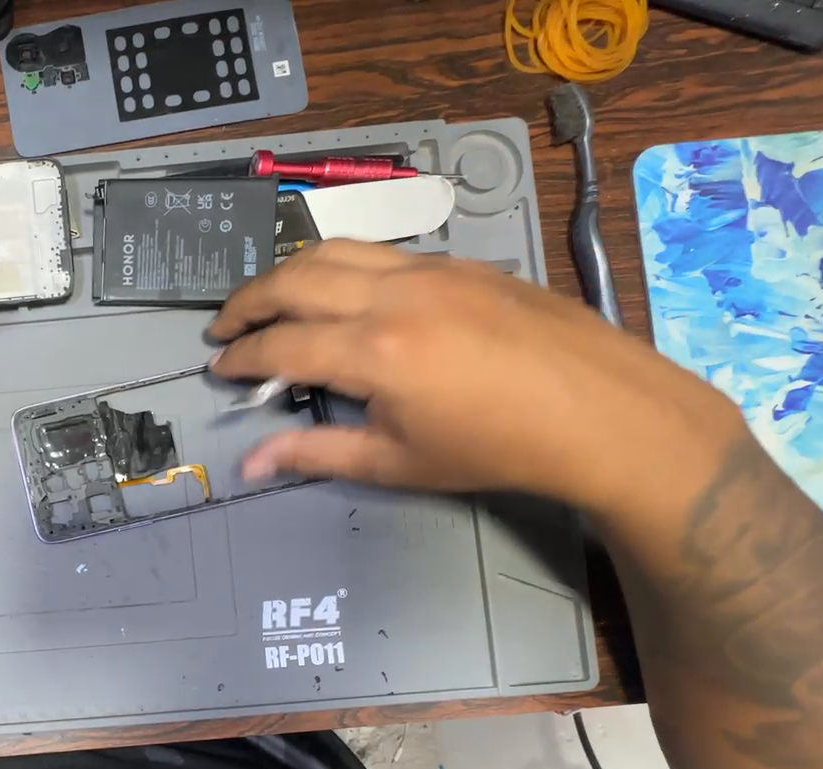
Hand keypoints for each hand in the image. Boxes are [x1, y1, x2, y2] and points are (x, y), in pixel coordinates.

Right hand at [207, 240, 745, 518]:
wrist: (604, 413)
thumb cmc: (495, 449)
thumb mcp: (394, 462)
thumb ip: (314, 454)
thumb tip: (251, 463)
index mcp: (375, 352)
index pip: (280, 343)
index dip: (240, 356)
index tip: (219, 368)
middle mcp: (394, 297)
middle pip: (295, 279)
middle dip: (246, 301)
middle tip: (223, 326)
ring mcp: (429, 271)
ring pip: (333, 250)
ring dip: (286, 272)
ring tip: (265, 298)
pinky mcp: (458, 263)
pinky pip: (377, 251)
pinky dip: (336, 265)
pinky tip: (334, 291)